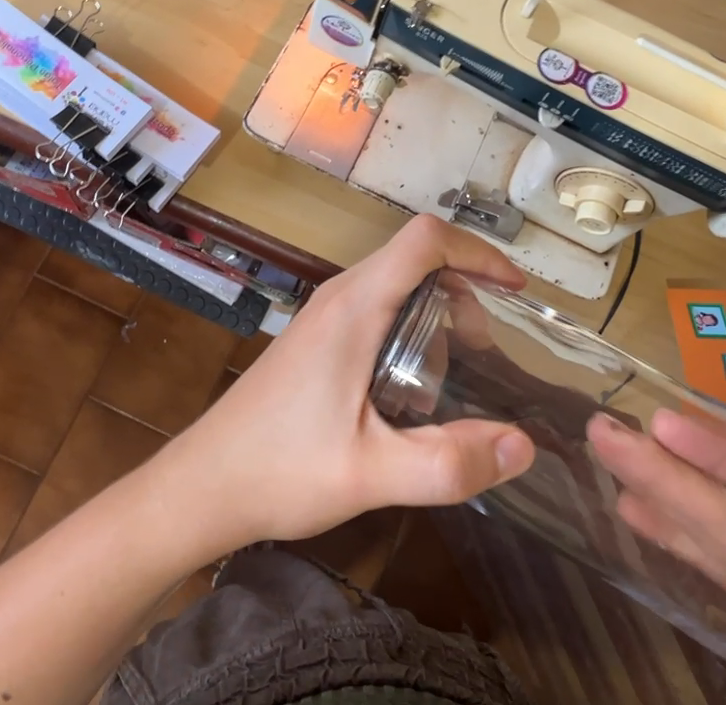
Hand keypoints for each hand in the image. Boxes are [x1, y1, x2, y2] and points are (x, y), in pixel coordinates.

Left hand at [157, 215, 537, 554]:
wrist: (202, 485)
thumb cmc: (280, 470)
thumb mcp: (372, 474)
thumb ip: (449, 464)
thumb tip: (522, 446)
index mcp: (353, 308)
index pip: (424, 241)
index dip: (477, 252)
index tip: (516, 291)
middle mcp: (337, 299)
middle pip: (414, 261)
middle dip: (465, 293)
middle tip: (486, 355)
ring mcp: (322, 319)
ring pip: (395, 288)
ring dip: (438, 317)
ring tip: (455, 378)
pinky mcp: (315, 342)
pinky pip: (375, 313)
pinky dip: (411, 333)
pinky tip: (412, 395)